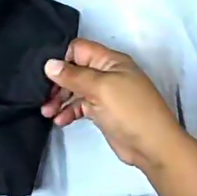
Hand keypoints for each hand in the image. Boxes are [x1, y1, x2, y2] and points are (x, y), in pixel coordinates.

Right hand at [41, 39, 190, 170]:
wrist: (152, 146)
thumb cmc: (130, 111)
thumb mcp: (100, 88)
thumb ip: (74, 75)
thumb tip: (49, 64)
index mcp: (110, 61)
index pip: (79, 49)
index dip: (62, 59)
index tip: (48, 75)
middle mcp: (107, 74)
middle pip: (74, 71)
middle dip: (57, 83)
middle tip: (44, 98)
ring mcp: (105, 94)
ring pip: (75, 90)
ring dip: (60, 100)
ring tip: (47, 112)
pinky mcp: (102, 112)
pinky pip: (80, 107)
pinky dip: (69, 111)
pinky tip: (60, 120)